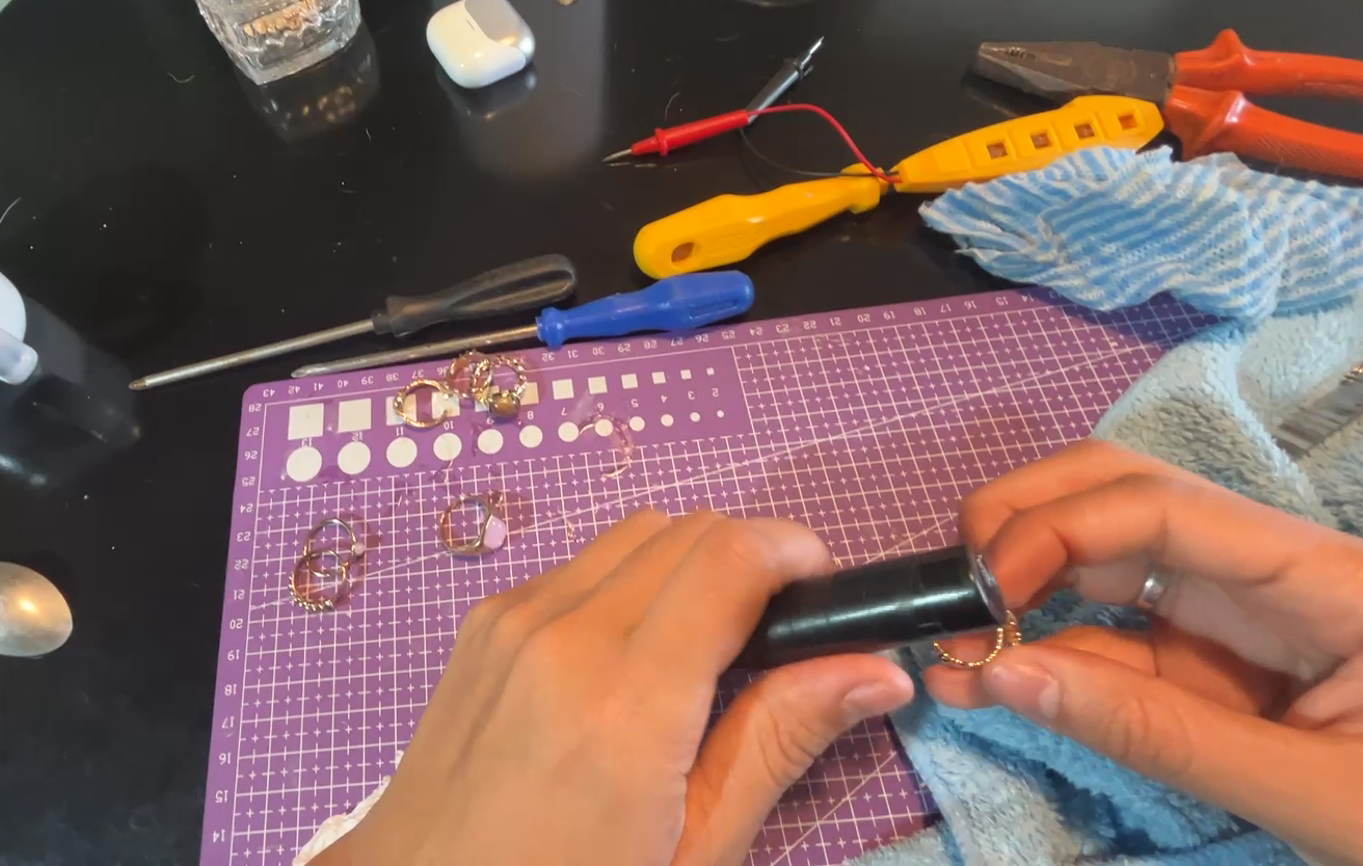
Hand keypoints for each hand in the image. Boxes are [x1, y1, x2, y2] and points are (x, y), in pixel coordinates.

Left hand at [316, 511, 914, 865]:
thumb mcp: (695, 847)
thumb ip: (780, 740)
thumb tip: (875, 669)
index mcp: (627, 696)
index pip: (728, 557)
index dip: (792, 549)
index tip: (825, 585)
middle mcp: (566, 627)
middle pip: (686, 529)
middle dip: (748, 555)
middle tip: (773, 627)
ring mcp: (516, 610)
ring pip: (634, 533)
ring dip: (686, 561)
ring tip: (698, 640)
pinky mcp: (487, 611)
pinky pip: (581, 562)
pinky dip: (626, 580)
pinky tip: (621, 649)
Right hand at [925, 440, 1362, 865]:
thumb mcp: (1338, 808)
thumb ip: (1160, 735)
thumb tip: (1002, 675)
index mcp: (1342, 581)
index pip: (1163, 506)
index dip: (1054, 528)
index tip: (985, 589)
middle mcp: (1281, 569)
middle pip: (1123, 493)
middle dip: (1025, 523)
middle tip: (960, 581)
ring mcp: (1250, 608)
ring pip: (1109, 557)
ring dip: (1023, 591)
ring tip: (954, 642)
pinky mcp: (1226, 653)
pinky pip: (1121, 636)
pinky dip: (1052, 653)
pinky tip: (996, 677)